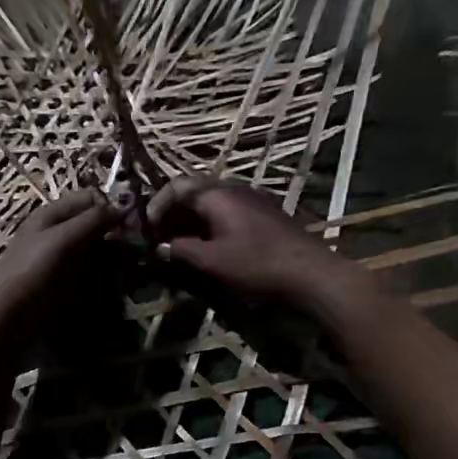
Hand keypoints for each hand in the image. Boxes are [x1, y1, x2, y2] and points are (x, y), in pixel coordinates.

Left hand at [0, 190, 119, 330]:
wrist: (7, 316)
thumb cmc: (32, 272)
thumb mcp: (62, 239)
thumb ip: (92, 220)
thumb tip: (123, 208)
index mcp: (53, 213)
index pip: (91, 197)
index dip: (110, 207)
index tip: (128, 226)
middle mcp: (57, 230)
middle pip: (94, 221)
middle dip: (113, 232)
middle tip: (131, 249)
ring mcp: (60, 255)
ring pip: (94, 245)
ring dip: (110, 254)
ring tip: (122, 267)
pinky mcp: (63, 279)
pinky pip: (89, 267)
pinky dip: (101, 271)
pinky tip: (109, 281)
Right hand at [146, 178, 365, 307]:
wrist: (311, 272)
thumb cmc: (258, 264)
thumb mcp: (213, 261)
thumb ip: (182, 250)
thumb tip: (159, 247)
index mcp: (217, 195)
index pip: (176, 186)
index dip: (156, 206)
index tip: (146, 229)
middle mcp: (233, 189)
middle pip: (193, 192)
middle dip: (172, 214)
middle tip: (158, 238)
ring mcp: (252, 200)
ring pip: (211, 203)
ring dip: (190, 221)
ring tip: (179, 245)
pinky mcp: (264, 214)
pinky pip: (227, 212)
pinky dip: (210, 225)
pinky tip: (208, 246)